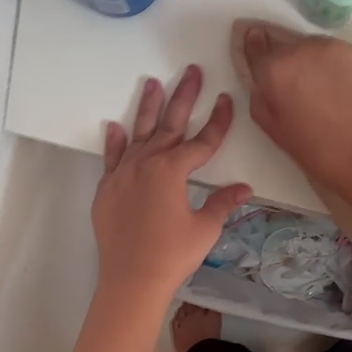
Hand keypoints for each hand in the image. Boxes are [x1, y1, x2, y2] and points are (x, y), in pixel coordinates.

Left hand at [93, 65, 251, 295]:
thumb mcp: (204, 229)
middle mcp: (146, 164)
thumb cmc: (173, 256)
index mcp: (172, 171)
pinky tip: (115, 126)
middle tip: (192, 72)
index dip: (217, 123)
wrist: (132, 279)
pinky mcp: (107, 189)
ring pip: (138, 134)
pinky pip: (112, 157)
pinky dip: (114, 141)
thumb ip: (222, 203)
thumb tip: (245, 188)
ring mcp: (123, 174)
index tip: (226, 101)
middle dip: (183, 98)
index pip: (202, 143)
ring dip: (147, 108)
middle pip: (169, 125)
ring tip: (153, 82)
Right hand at [243, 25, 351, 184]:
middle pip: (285, 50)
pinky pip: (333, 55)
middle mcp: (301, 49)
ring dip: (310, 65)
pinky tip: (339, 91)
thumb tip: (262, 80)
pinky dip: (331, 67)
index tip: (264, 65)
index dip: (260, 61)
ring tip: (321, 94)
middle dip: (287, 67)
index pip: (257, 51)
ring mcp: (331, 47)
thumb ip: (261, 99)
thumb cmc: (317, 152)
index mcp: (275, 70)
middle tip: (298, 95)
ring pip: (310, 49)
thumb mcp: (275, 131)